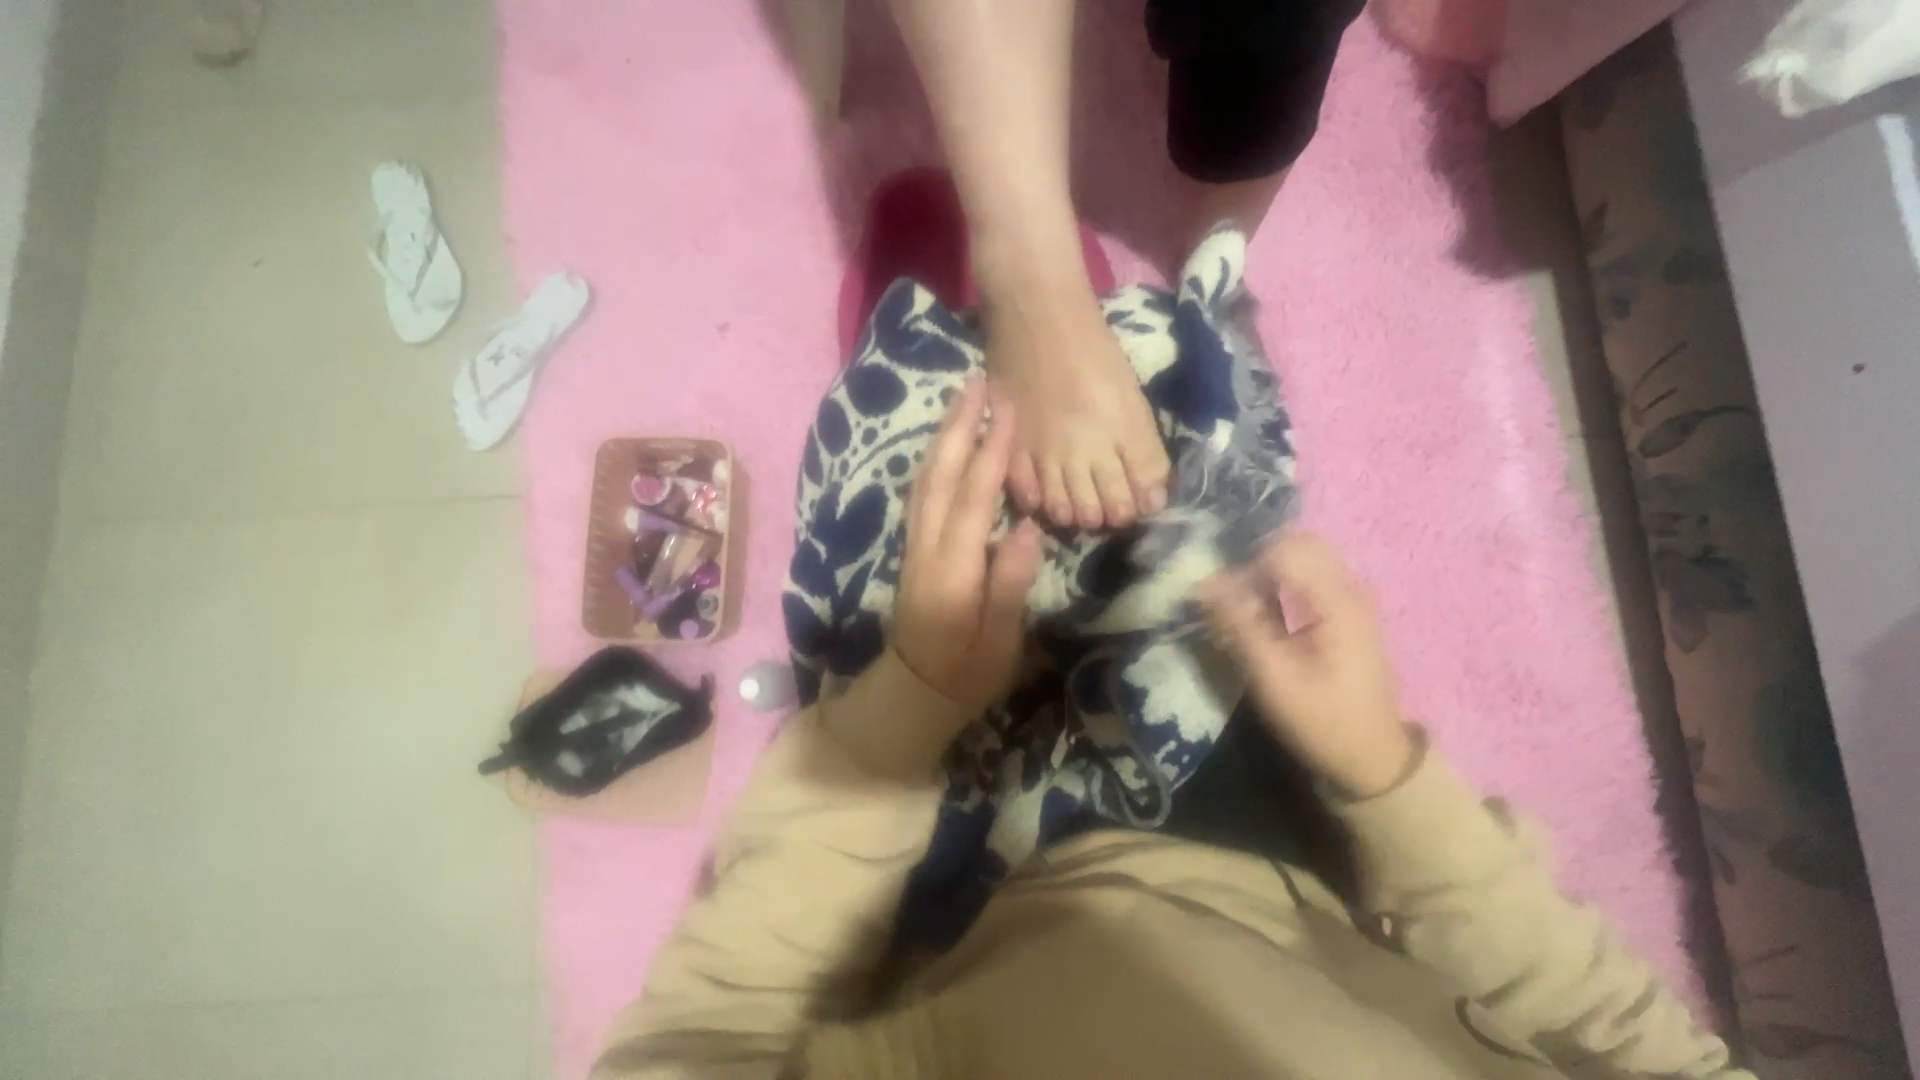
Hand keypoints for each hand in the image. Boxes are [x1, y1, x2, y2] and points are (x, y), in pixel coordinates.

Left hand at [894, 376, 1043, 709]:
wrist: (915, 690)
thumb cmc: (967, 671)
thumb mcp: (999, 641)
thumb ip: (1010, 585)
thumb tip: (1030, 529)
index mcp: (955, 568)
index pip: (974, 498)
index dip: (991, 451)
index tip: (1006, 408)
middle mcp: (929, 547)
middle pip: (942, 475)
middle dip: (960, 425)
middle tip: (977, 380)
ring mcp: (915, 545)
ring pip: (926, 479)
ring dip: (943, 435)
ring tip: (961, 399)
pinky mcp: (913, 548)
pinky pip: (921, 492)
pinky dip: (933, 459)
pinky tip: (943, 444)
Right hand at [1198, 533, 1414, 798]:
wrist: (1370, 757)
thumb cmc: (1321, 720)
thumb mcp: (1273, 677)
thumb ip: (1240, 624)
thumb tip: (1202, 582)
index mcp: (1337, 601)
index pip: (1281, 549)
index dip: (1244, 565)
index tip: (1220, 597)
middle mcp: (1349, 587)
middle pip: (1296, 542)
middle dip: (1255, 558)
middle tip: (1227, 592)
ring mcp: (1351, 597)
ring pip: (1302, 556)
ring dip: (1266, 569)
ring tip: (1239, 604)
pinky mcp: (1345, 610)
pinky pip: (1309, 575)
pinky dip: (1279, 582)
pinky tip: (1261, 612)